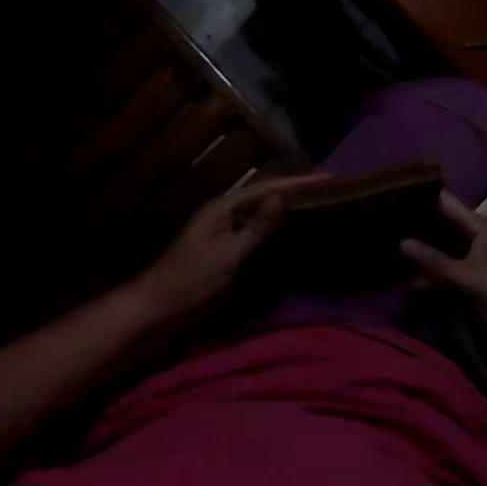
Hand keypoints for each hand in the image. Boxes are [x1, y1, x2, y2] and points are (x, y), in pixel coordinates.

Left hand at [140, 173, 330, 313]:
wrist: (156, 306)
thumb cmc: (191, 281)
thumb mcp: (228, 255)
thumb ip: (256, 227)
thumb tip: (281, 197)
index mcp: (223, 207)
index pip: (267, 187)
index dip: (299, 183)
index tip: (330, 178)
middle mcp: (223, 212)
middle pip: (265, 194)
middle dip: (295, 190)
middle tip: (329, 189)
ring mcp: (222, 229)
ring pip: (260, 210)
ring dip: (287, 205)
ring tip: (317, 203)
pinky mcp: (223, 246)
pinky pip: (255, 227)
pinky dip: (275, 224)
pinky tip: (289, 229)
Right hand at [401, 191, 486, 347]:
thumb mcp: (465, 278)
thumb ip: (433, 260)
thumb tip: (401, 241)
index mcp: (480, 229)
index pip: (447, 203)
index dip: (423, 195)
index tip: (394, 192)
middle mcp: (475, 239)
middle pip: (441, 225)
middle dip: (416, 224)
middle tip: (383, 219)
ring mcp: (472, 260)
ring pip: (439, 250)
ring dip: (420, 253)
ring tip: (387, 246)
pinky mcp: (468, 280)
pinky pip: (442, 271)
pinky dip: (427, 275)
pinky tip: (406, 279)